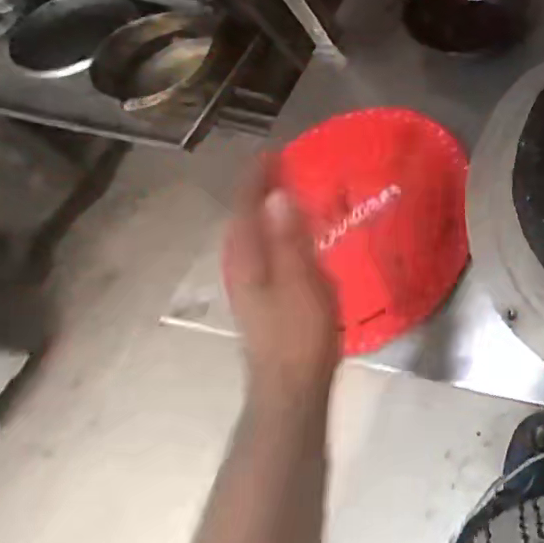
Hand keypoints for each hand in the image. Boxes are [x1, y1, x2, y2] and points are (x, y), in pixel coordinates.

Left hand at [221, 157, 340, 402]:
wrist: (289, 389)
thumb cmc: (299, 333)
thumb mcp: (301, 281)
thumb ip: (289, 239)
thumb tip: (278, 194)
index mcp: (248, 259)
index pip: (246, 207)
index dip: (256, 179)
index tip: (272, 152)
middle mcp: (241, 267)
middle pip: (243, 219)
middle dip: (257, 190)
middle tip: (281, 166)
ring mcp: (249, 285)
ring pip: (250, 235)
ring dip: (264, 210)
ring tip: (285, 190)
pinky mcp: (263, 297)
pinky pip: (262, 249)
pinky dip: (272, 231)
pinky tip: (290, 236)